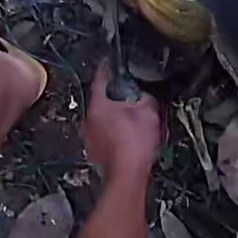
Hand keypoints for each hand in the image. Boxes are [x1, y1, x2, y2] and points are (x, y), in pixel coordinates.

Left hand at [84, 62, 161, 182]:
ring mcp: (89, 135)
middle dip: (115, 95)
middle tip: (130, 94)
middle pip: (101, 98)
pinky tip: (127, 135)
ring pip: (102, 116)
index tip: (111, 63)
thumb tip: (144, 95)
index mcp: (99, 104)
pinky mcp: (94, 148)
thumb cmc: (134, 145)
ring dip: (114, 114)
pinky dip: (114, 130)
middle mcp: (89, 118)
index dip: (108, 68)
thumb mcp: (148, 112)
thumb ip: (145, 97)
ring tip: (132, 118)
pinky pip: (103, 132)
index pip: (100, 77)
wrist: (127, 175)